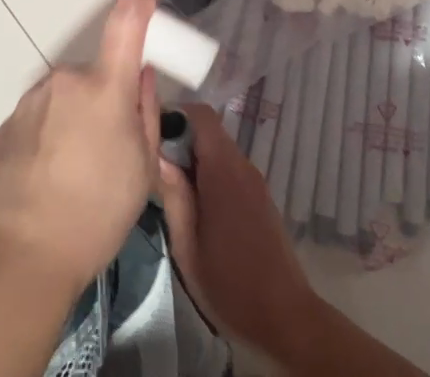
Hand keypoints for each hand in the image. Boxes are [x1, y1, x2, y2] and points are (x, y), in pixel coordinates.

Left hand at [0, 0, 162, 292]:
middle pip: (96, 77)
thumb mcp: (142, 169)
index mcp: (105, 88)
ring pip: (66, 101)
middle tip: (114, 152)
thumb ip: (144, 114)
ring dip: (77, 122)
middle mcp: (64, 83)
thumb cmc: (95, 214)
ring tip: (77, 179)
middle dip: (107, 100)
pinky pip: (40, 123)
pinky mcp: (4, 130)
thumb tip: (138, 80)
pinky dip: (50, 141)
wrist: (15, 257)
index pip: (126, 22)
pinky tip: (49, 186)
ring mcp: (29, 105)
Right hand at [154, 104, 321, 355]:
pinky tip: (190, 201)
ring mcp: (255, 183)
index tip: (146, 131)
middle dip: (178, 138)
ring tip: (162, 182)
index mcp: (225, 172)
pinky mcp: (260, 199)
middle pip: (209, 132)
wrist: (284, 315)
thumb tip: (156, 156)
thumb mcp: (187, 245)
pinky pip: (229, 170)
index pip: (201, 116)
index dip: (173, 114)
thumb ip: (174, 196)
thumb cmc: (229, 283)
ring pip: (218, 152)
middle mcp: (244, 168)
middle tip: (147, 161)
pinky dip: (207, 173)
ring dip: (191, 158)